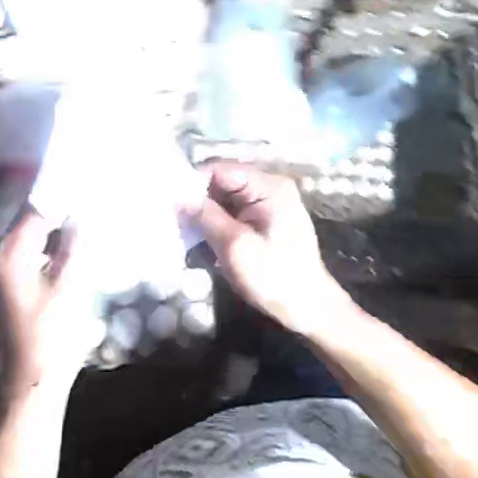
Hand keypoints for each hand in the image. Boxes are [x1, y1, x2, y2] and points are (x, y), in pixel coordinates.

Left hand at [0, 208, 101, 403]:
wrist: (32, 383)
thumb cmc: (51, 335)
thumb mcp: (70, 284)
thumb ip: (75, 243)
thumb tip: (81, 213)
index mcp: (9, 252)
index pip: (37, 207)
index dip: (64, 192)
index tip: (90, 176)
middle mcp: (0, 254)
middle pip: (34, 218)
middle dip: (64, 205)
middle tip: (95, 191)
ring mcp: (5, 268)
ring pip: (37, 234)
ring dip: (62, 225)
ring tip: (92, 211)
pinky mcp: (14, 281)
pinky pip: (37, 250)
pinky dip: (56, 244)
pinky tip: (79, 240)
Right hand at [184, 163, 347, 333]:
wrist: (309, 308)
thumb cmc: (274, 277)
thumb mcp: (235, 246)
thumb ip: (205, 216)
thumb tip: (177, 195)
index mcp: (268, 186)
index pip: (220, 169)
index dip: (192, 182)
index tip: (168, 203)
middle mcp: (269, 187)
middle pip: (221, 182)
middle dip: (196, 200)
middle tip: (172, 221)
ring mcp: (267, 205)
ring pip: (223, 200)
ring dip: (204, 216)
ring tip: (183, 234)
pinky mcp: (263, 222)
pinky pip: (232, 214)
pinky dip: (215, 226)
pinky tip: (201, 244)